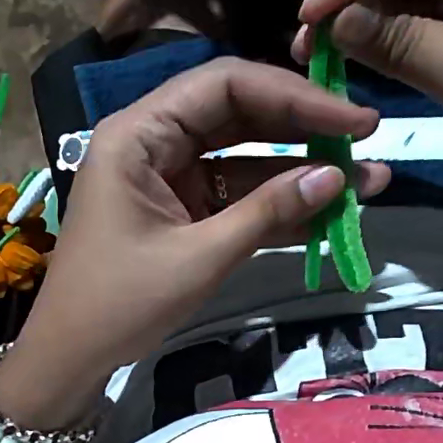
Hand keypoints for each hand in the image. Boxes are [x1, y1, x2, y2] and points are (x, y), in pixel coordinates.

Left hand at [0, 58, 386, 425]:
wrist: (75, 355)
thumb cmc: (120, 303)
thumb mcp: (199, 257)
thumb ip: (268, 212)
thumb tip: (337, 177)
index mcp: (140, 134)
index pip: (226, 86)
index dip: (295, 96)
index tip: (352, 121)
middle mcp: (156, 141)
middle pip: (241, 113)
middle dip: (304, 127)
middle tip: (366, 139)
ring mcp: (172, 176)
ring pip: (246, 156)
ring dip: (301, 169)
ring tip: (367, 180)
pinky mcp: (186, 210)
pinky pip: (239, 195)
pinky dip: (279, 205)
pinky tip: (330, 211)